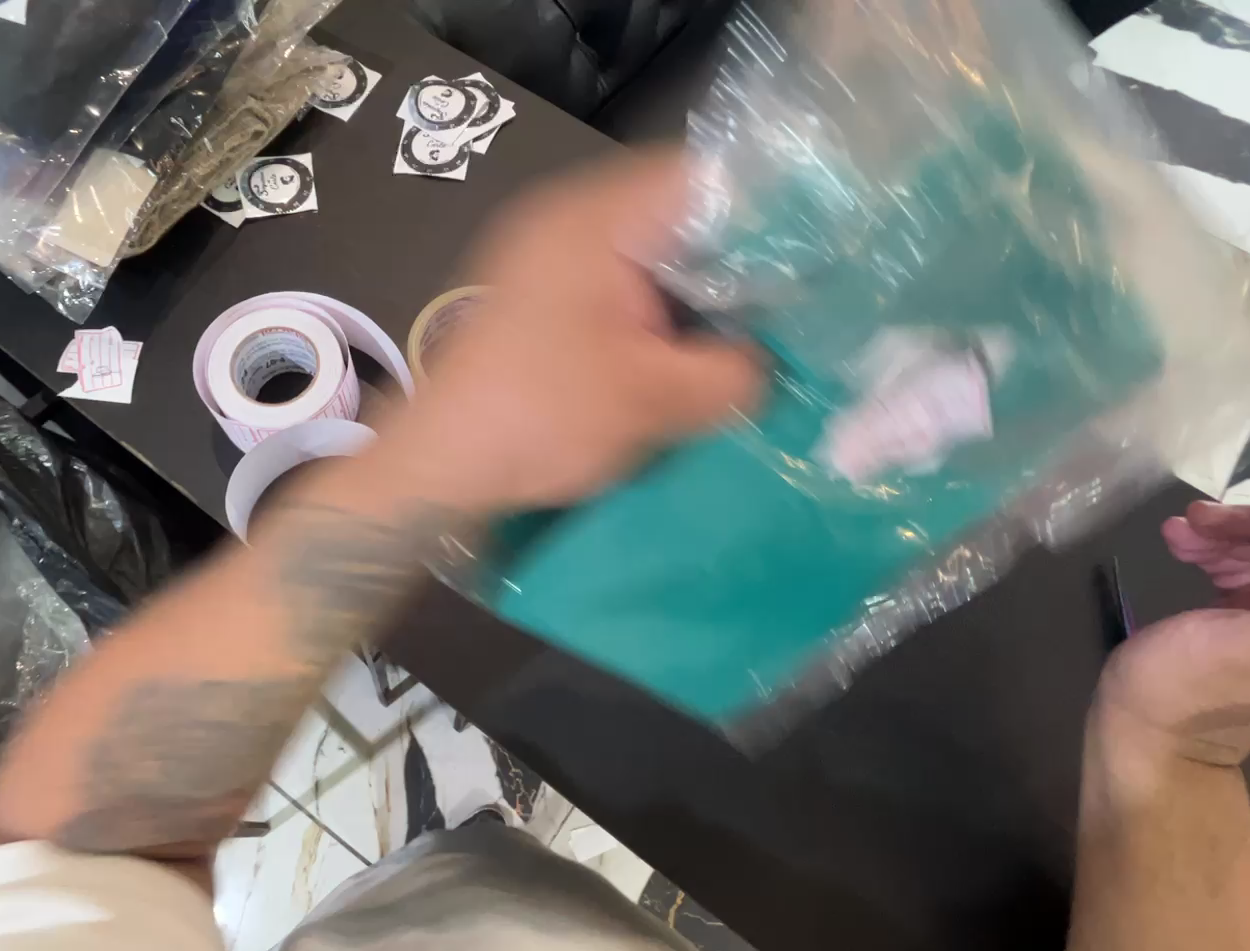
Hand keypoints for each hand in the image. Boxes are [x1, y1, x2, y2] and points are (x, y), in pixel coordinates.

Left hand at [368, 151, 763, 514]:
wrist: (436, 469)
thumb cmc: (536, 420)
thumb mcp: (650, 400)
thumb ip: (731, 373)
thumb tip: (770, 366)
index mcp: (594, 220)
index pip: (710, 182)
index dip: (773, 224)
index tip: (813, 277)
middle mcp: (567, 227)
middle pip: (680, 229)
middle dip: (735, 279)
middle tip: (788, 327)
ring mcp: (548, 269)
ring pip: (650, 274)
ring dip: (693, 314)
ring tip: (744, 356)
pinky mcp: (541, 312)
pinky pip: (618, 306)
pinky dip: (654, 334)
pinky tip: (683, 374)